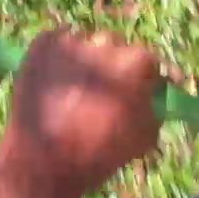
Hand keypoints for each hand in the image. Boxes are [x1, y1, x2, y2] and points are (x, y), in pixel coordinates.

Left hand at [0, 29, 161, 197]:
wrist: (44, 158)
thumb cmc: (98, 153)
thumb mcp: (142, 137)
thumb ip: (154, 107)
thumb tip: (152, 94)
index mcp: (133, 63)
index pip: (146, 60)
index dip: (142, 76)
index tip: (135, 89)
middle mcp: (104, 42)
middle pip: (114, 45)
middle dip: (111, 63)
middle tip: (101, 89)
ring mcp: (72, 39)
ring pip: (84, 43)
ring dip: (84, 59)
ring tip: (73, 87)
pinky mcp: (44, 41)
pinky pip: (58, 43)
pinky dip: (58, 58)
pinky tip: (54, 81)